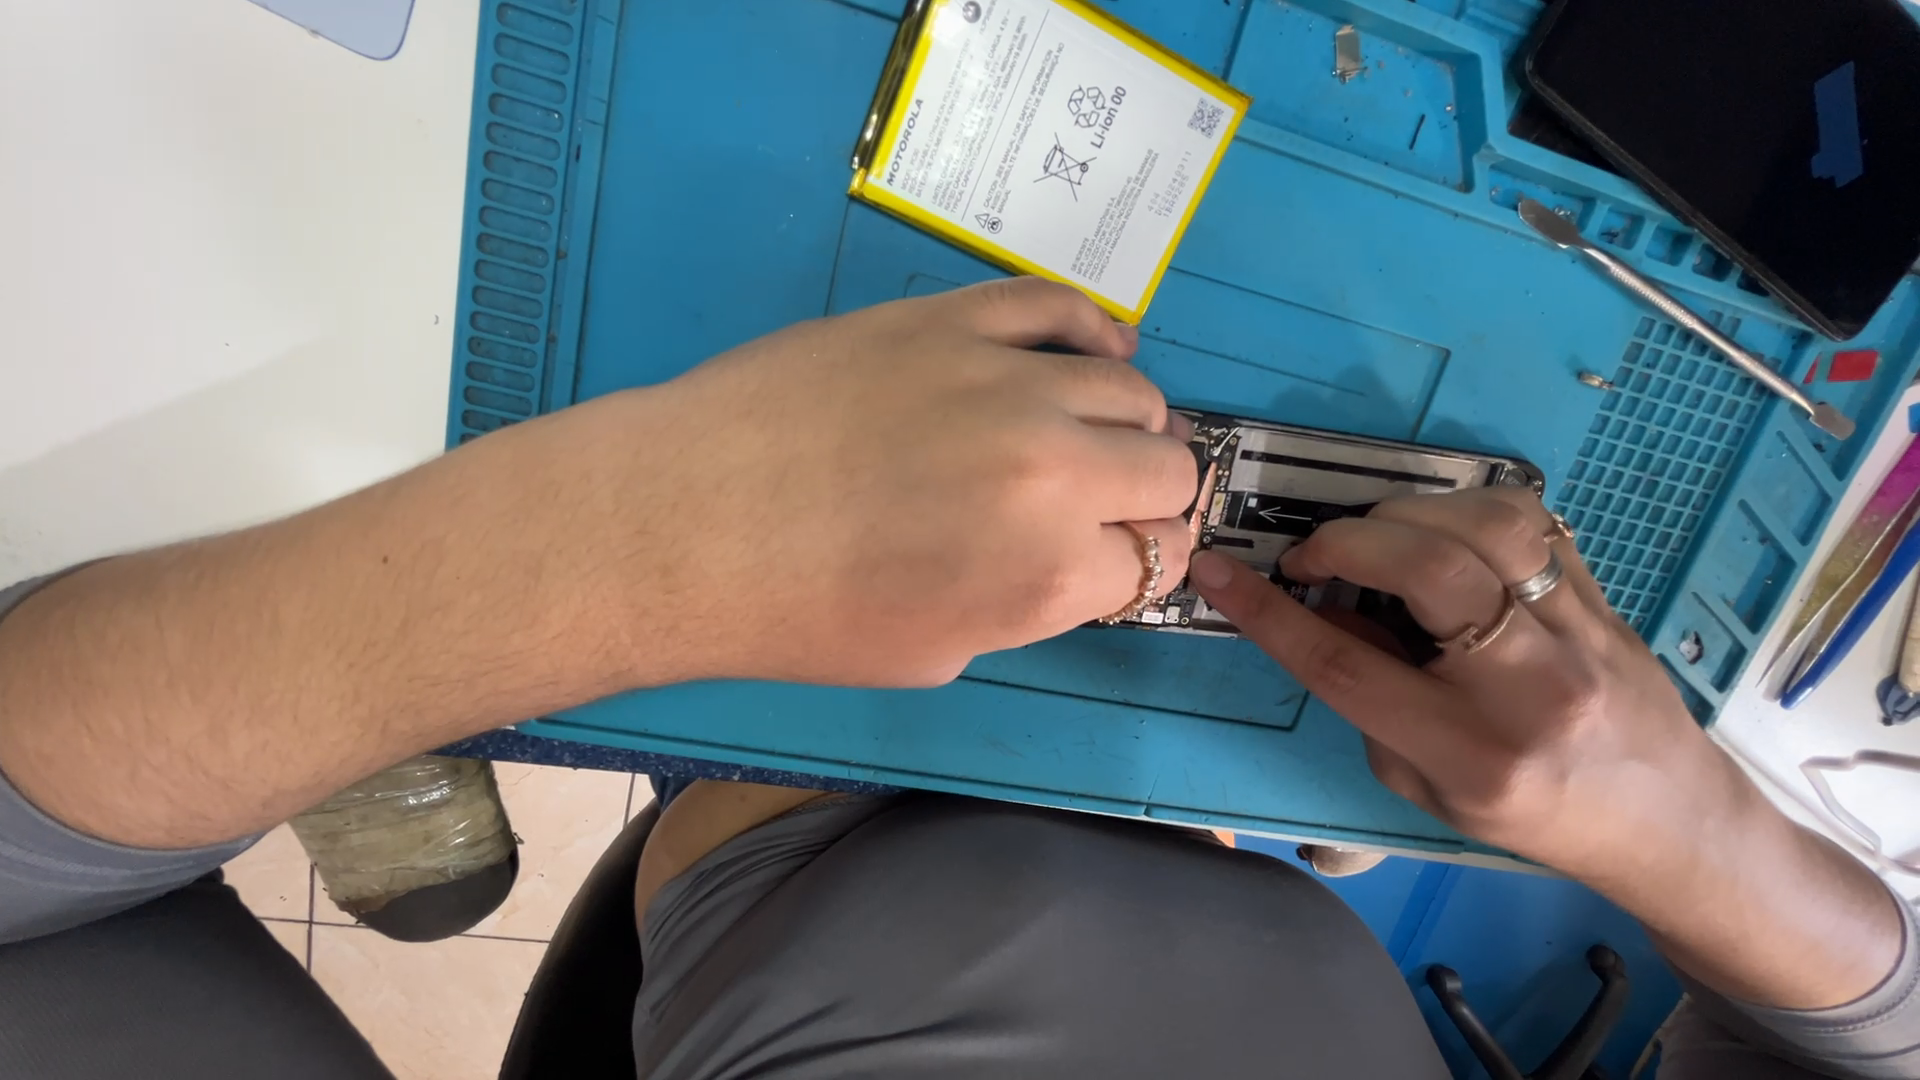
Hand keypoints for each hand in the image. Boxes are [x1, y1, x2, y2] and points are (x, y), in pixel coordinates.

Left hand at [570, 278, 1195, 686]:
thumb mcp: (938, 652)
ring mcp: (1008, 382)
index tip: (1108, 559)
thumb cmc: (803, 614)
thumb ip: (1029, 603)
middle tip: (1099, 505)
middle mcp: (1055, 472)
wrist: (688, 521)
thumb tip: (1073, 558)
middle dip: (1145, 499)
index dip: (1134, 566)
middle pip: (1168, 471)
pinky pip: (1064, 308)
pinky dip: (1094, 336)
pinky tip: (1087, 359)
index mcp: (1049, 575)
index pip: (1154, 561)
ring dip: (1125, 426)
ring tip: (1081, 437)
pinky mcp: (955, 320)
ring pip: (1136, 392)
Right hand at [1189, 486, 1905, 1009]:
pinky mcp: (1603, 594)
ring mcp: (1580, 630)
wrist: (1674, 827)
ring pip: (1488, 527)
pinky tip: (1434, 531)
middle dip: (1345, 544)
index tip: (1216, 572)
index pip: (1345, 666)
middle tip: (1311, 557)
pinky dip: (1461, 507)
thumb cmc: (1527, 816)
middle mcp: (1530, 685)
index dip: (1268, 613)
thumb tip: (1325, 611)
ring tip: (1375, 540)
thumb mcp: (1420, 782)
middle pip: (1430, 573)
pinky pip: (1531, 518)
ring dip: (1404, 516)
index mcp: (1469, 750)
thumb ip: (1364, 700)